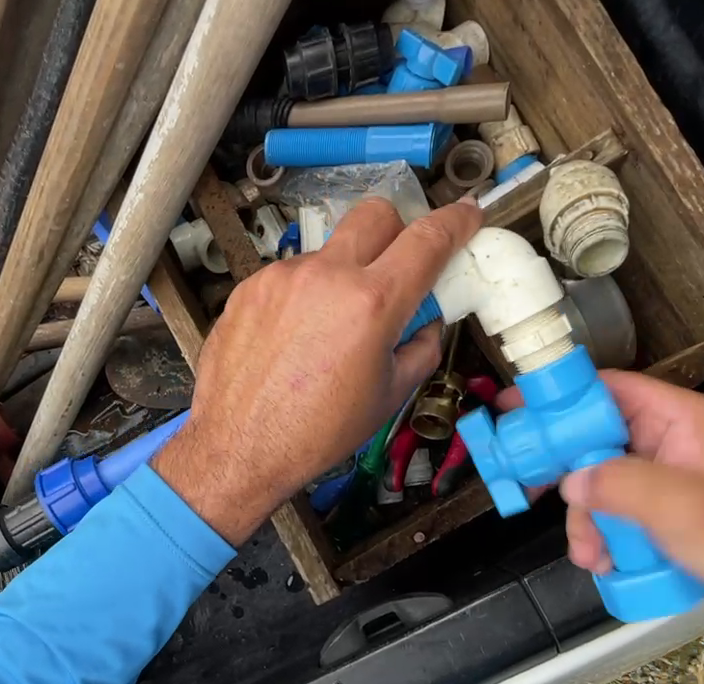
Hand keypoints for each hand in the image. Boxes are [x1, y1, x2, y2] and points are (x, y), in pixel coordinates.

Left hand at [153, 198, 482, 543]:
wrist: (238, 449)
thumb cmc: (314, 434)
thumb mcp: (388, 397)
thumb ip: (419, 348)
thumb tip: (426, 323)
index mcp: (371, 304)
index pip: (427, 239)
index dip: (455, 222)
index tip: (465, 216)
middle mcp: (325, 277)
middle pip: (375, 214)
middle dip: (396, 231)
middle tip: (394, 269)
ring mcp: (281, 278)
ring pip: (328, 251)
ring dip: (342, 274)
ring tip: (330, 328)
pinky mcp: (248, 289)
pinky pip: (289, 276)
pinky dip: (303, 296)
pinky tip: (293, 338)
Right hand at [541, 371, 703, 673]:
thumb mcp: (680, 506)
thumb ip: (617, 484)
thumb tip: (570, 480)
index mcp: (680, 420)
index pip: (608, 390)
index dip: (558, 397)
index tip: (514, 412)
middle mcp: (668, 443)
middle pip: (593, 441)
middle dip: (567, 477)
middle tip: (531, 492)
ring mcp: (664, 480)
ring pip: (598, 486)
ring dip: (586, 521)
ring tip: (591, 554)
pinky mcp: (661, 514)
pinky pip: (614, 515)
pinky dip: (602, 537)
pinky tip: (605, 561)